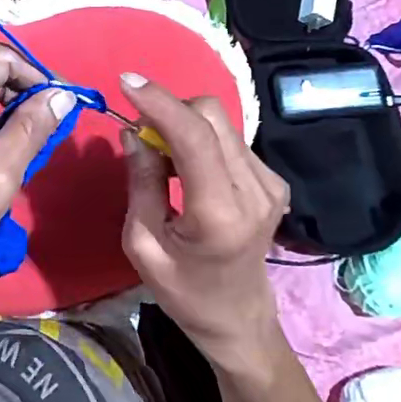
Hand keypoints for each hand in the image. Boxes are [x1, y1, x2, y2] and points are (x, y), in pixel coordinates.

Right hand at [118, 73, 291, 373]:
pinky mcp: (273, 181)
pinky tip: (187, 169)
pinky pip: (230, 138)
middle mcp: (255, 190)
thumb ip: (141, 182)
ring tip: (162, 158)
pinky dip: (200, 140)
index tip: (127, 82)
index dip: (160, 103)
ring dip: (185, 124)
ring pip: (222, 122)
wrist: (238, 319)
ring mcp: (271, 183)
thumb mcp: (142, 244)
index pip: (194, 137)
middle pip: (212, 115)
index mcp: (220, 213)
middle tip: (141, 134)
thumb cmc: (183, 292)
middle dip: (170, 111)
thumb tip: (134, 131)